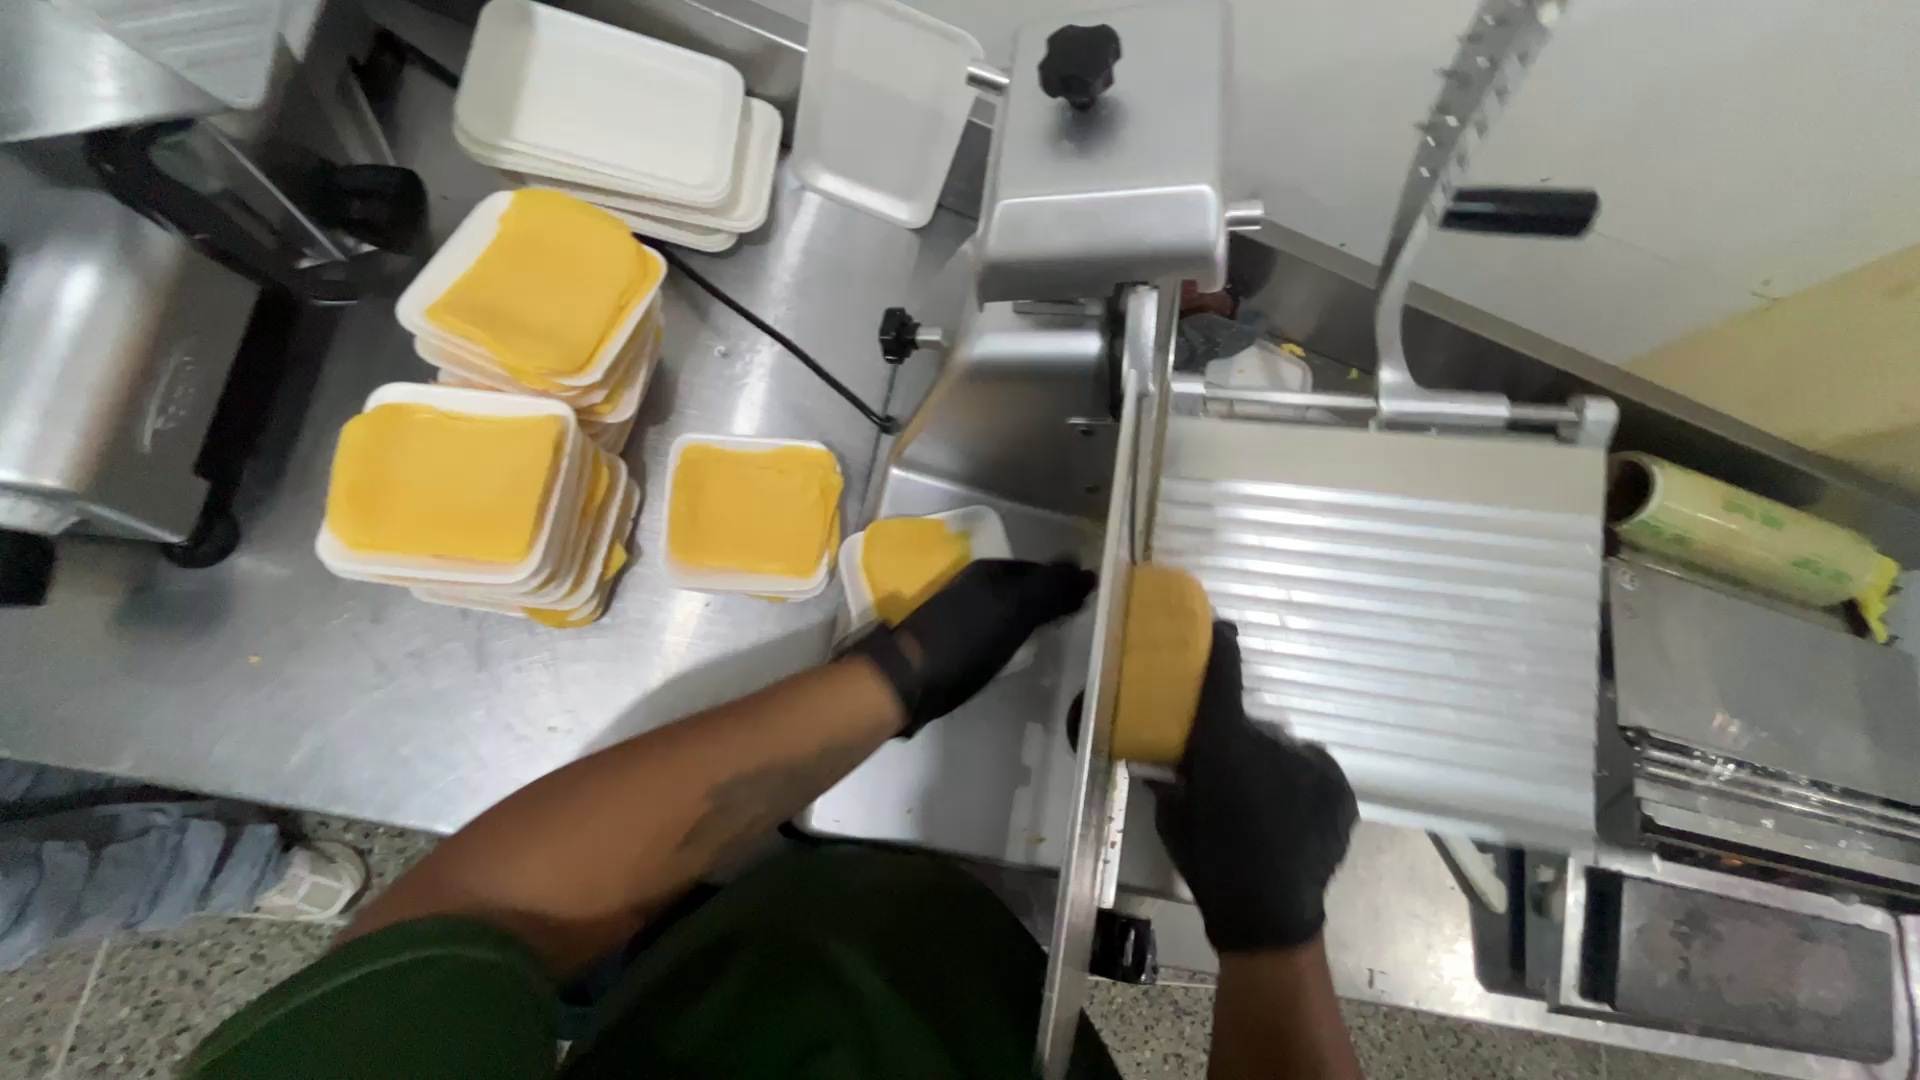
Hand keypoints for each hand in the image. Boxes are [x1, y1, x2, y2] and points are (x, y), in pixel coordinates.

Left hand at [846, 559, 1094, 735]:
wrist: (907, 678)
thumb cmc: (965, 643)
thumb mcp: (1014, 612)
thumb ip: (1049, 591)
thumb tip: (1086, 572)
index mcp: (990, 573)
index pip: (1039, 570)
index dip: (1064, 583)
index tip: (1087, 599)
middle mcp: (974, 584)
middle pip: (1022, 587)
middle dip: (1048, 597)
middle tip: (1074, 616)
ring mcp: (959, 609)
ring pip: (1007, 606)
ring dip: (1029, 615)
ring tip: (1051, 633)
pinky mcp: (949, 636)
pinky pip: (992, 626)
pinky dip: (1011, 633)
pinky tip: (1016, 648)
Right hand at [1153, 621, 1357, 951]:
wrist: (1267, 913)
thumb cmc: (1207, 859)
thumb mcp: (1171, 816)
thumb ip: (1169, 783)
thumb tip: (1162, 768)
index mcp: (1222, 744)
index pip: (1222, 680)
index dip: (1221, 648)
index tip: (1221, 626)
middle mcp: (1269, 743)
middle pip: (1251, 727)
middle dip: (1239, 744)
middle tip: (1231, 778)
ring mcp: (1311, 765)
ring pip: (1282, 754)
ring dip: (1271, 769)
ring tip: (1264, 807)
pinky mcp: (1339, 788)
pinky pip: (1312, 774)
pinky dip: (1300, 787)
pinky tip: (1291, 818)